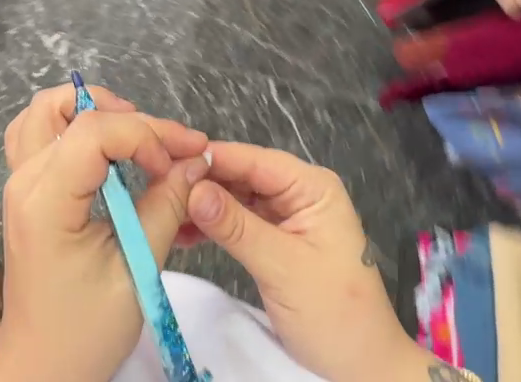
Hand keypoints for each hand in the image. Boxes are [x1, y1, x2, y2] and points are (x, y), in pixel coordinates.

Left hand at [0, 87, 210, 381]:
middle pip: (67, 108)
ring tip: (135, 134)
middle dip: (126, 115)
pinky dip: (72, 123)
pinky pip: (39, 132)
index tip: (175, 165)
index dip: (142, 135)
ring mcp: (19, 180)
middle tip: (168, 143)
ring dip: (92, 109)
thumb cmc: (85, 329)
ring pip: (46, 110)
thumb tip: (194, 161)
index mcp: (46, 201)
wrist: (39, 365)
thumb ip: (165, 207)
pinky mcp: (26, 188)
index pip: (93, 131)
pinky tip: (105, 146)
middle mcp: (24, 179)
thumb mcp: (134, 270)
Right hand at [187, 142, 438, 381]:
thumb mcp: (282, 267)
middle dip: (202, 182)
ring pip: (234, 197)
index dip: (212, 159)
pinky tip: (180, 232)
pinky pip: (236, 221)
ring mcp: (284, 215)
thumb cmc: (333, 312)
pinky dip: (211, 226)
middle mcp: (297, 192)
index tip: (167, 161)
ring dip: (201, 205)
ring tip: (163, 212)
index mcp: (310, 186)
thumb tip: (193, 190)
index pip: (254, 160)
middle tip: (158, 188)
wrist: (362, 366)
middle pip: (241, 175)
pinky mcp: (273, 239)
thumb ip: (236, 227)